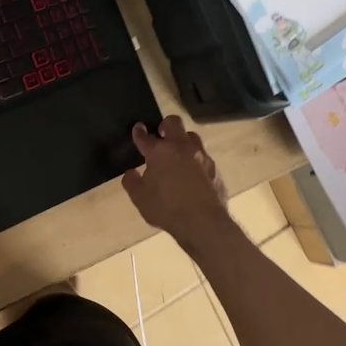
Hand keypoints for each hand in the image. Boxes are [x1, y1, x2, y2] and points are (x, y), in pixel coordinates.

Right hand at [122, 116, 233, 250]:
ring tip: (178, 153)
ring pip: (192, 137)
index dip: (139, 132)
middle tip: (161, 134)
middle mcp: (181, 147)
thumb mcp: (140, 198)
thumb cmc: (166, 208)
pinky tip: (193, 174)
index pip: (145, 136)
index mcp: (159, 152)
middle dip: (165, 124)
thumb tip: (130, 173)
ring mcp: (201, 156)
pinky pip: (203, 157)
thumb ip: (132, 182)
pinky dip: (196, 160)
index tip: (138, 128)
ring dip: (184, 140)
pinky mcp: (215, 168)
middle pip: (174, 123)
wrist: (204, 222)